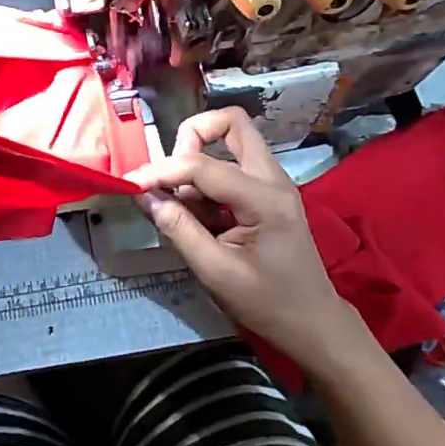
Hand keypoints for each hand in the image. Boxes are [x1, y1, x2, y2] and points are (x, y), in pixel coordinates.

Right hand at [125, 108, 365, 366]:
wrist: (312, 323)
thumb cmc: (267, 304)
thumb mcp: (216, 273)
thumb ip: (179, 230)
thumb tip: (145, 196)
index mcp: (265, 199)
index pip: (202, 165)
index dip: (161, 170)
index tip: (132, 184)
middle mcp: (273, 178)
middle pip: (232, 123)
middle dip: (191, 137)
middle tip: (169, 176)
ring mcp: (272, 182)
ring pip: (231, 141)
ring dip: (197, 162)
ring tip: (180, 207)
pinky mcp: (266, 192)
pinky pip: (231, 166)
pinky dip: (206, 180)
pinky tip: (196, 215)